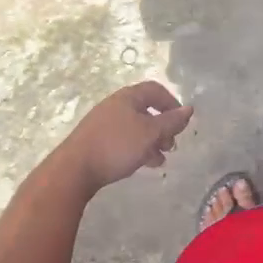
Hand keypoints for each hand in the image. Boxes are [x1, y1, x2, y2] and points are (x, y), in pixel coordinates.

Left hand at [54, 81, 194, 190]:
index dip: (171, 103)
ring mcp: (102, 124)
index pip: (155, 90)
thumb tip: (189, 109)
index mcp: (128, 97)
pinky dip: (136, 149)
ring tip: (160, 159)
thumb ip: (171, 121)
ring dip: (150, 141)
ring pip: (134, 127)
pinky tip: (141, 164)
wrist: (72, 171)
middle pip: (145, 110)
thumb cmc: (116, 146)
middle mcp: (115, 105)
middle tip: (171, 144)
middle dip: (162, 126)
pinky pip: (122, 140)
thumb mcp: (150, 133)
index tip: (181, 121)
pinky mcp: (94, 142)